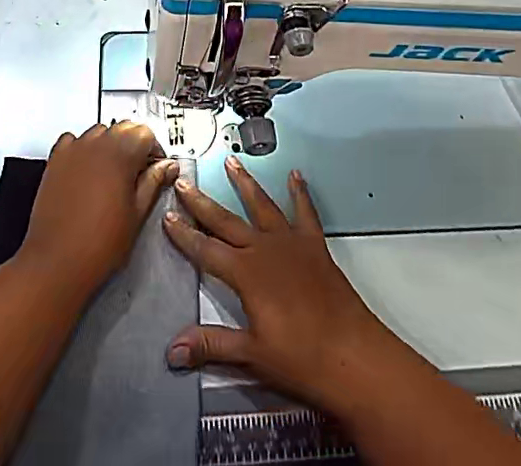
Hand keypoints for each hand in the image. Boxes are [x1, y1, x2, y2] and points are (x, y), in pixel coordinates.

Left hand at [17, 122, 177, 299]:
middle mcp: (95, 144)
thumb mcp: (137, 213)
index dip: (155, 150)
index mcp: (120, 153)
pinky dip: (83, 149)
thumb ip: (154, 182)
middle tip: (140, 173)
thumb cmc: (98, 244)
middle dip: (135, 145)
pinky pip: (73, 142)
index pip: (146, 133)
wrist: (57, 262)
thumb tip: (166, 167)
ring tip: (113, 176)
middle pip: (123, 128)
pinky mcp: (54, 162)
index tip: (157, 168)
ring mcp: (72, 151)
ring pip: (99, 132)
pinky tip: (87, 172)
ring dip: (110, 145)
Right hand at [162, 157, 409, 413]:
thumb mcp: (252, 354)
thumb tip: (172, 350)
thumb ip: (212, 345)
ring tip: (232, 163)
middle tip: (184, 182)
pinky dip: (300, 193)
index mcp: (246, 274)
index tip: (167, 216)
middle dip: (202, 202)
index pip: (205, 250)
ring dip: (245, 184)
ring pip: (262, 206)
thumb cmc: (301, 359)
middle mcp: (265, 250)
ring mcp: (292, 244)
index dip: (184, 235)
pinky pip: (305, 213)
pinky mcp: (315, 247)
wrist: (353, 356)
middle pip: (226, 221)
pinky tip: (296, 176)